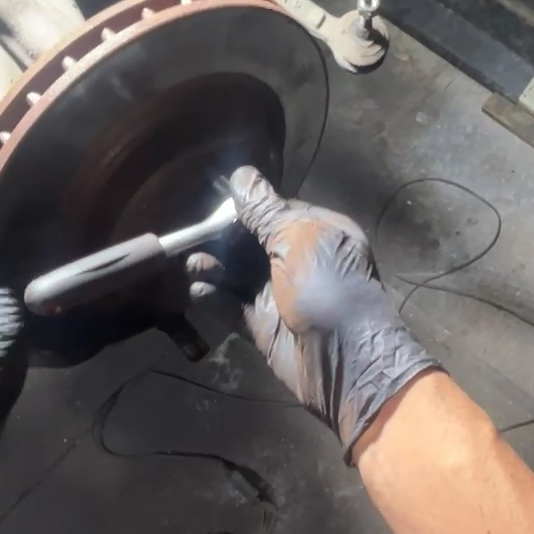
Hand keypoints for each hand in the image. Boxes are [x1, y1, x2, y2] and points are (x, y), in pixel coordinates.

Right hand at [222, 166, 439, 457]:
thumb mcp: (298, 238)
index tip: (215, 205)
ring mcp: (282, 296)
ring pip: (238, 274)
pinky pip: (232, 306)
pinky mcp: (265, 326)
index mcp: (319, 234)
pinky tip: (196, 288)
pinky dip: (213, 297)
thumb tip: (241, 175)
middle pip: (252, 243)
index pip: (277, 212)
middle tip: (194, 235)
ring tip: (190, 262)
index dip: (246, 208)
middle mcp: (301, 262)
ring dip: (213, 266)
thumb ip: (265, 210)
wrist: (343, 357)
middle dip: (223, 238)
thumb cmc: (327, 286)